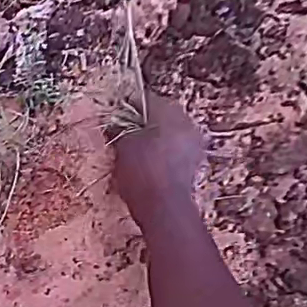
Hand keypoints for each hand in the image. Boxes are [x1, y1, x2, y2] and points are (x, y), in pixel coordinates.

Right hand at [108, 93, 206, 225]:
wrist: (164, 207)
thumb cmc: (141, 173)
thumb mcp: (122, 148)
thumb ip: (119, 130)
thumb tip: (113, 123)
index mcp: (168, 111)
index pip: (144, 99)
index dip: (125, 108)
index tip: (112, 119)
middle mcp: (186, 121)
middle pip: (159, 116)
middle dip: (140, 124)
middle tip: (120, 137)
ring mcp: (193, 142)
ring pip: (167, 133)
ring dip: (151, 139)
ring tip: (131, 154)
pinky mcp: (193, 161)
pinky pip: (173, 150)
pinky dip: (160, 154)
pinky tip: (146, 167)